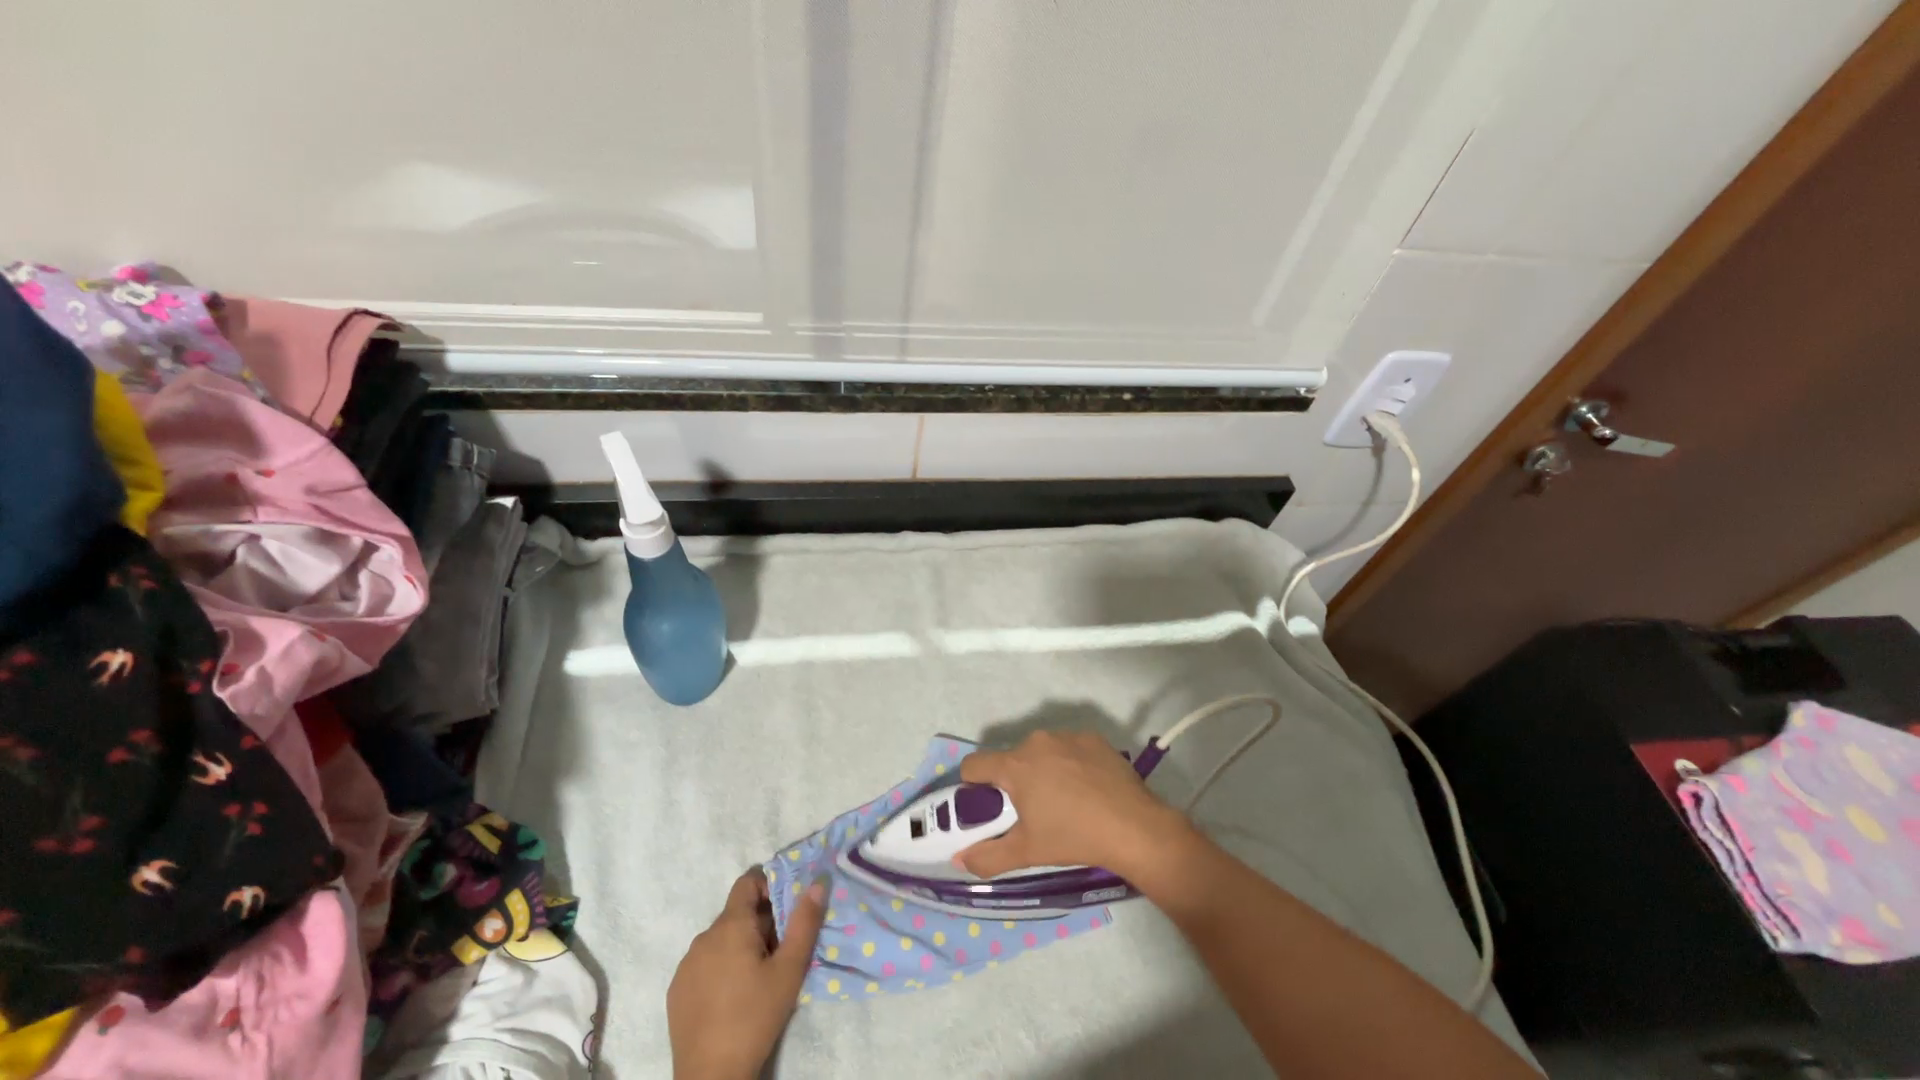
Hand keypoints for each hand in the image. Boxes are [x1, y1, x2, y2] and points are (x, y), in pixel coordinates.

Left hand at [668, 869, 826, 1079]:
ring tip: (760, 978)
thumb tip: (817, 883)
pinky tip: (734, 997)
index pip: (747, 882)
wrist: (711, 1074)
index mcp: (730, 926)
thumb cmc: (755, 1016)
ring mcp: (686, 964)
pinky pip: (704, 964)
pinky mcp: (677, 989)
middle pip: (736, 914)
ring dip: (741, 946)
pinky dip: (722, 968)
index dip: (769, 886)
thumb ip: (804, 923)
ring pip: (720, 940)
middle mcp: (703, 937)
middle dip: (761, 924)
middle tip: (782, 952)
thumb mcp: (790, 970)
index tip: (788, 909)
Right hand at [956, 730, 1194, 880]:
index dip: (973, 787)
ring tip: (1063, 801)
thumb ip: (987, 856)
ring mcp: (1068, 736)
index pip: (973, 765)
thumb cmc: (1074, 837)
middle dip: (1013, 782)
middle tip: (1031, 812)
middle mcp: (1037, 742)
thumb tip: (959, 859)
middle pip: (1010, 759)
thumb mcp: (1027, 852)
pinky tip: (1087, 789)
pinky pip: (1069, 749)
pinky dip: (1070, 764)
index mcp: (1015, 765)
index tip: (989, 808)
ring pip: (1041, 752)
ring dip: (1042, 771)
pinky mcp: (1094, 739)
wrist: (1134, 828)